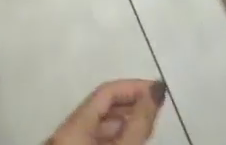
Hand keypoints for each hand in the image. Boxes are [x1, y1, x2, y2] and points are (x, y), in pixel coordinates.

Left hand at [46, 79, 167, 144]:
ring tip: (147, 126)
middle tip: (156, 109)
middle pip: (102, 107)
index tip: (159, 90)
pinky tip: (130, 140)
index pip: (106, 90)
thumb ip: (139, 120)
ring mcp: (67, 143)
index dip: (134, 86)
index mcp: (73, 122)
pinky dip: (115, 137)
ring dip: (124, 123)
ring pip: (99, 126)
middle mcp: (65, 130)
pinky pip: (95, 138)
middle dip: (132, 105)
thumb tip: (157, 88)